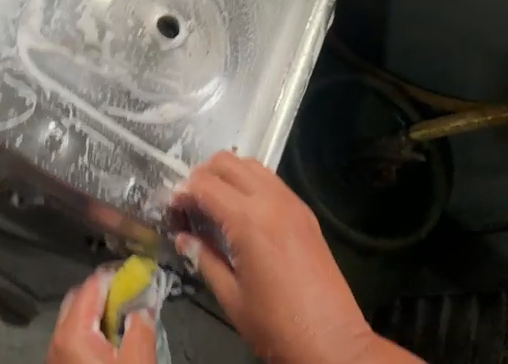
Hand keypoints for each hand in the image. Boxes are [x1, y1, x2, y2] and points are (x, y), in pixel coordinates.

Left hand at [48, 268, 157, 363]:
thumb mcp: (138, 360)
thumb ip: (141, 326)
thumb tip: (144, 304)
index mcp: (72, 332)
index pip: (92, 285)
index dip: (115, 275)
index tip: (136, 274)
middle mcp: (57, 338)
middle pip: (78, 297)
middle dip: (103, 290)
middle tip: (129, 293)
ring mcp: (56, 354)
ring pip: (74, 317)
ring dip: (97, 310)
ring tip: (122, 315)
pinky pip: (73, 336)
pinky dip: (91, 328)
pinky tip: (110, 338)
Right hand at [173, 152, 398, 363]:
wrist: (336, 346)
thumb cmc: (278, 327)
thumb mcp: (232, 298)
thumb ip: (205, 259)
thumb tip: (184, 237)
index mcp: (248, 221)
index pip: (204, 185)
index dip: (182, 192)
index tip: (171, 208)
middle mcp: (271, 201)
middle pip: (227, 162)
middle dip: (202, 176)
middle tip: (190, 203)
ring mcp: (292, 203)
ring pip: (251, 165)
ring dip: (227, 175)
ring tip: (214, 203)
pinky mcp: (305, 213)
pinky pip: (271, 181)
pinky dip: (250, 183)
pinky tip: (241, 211)